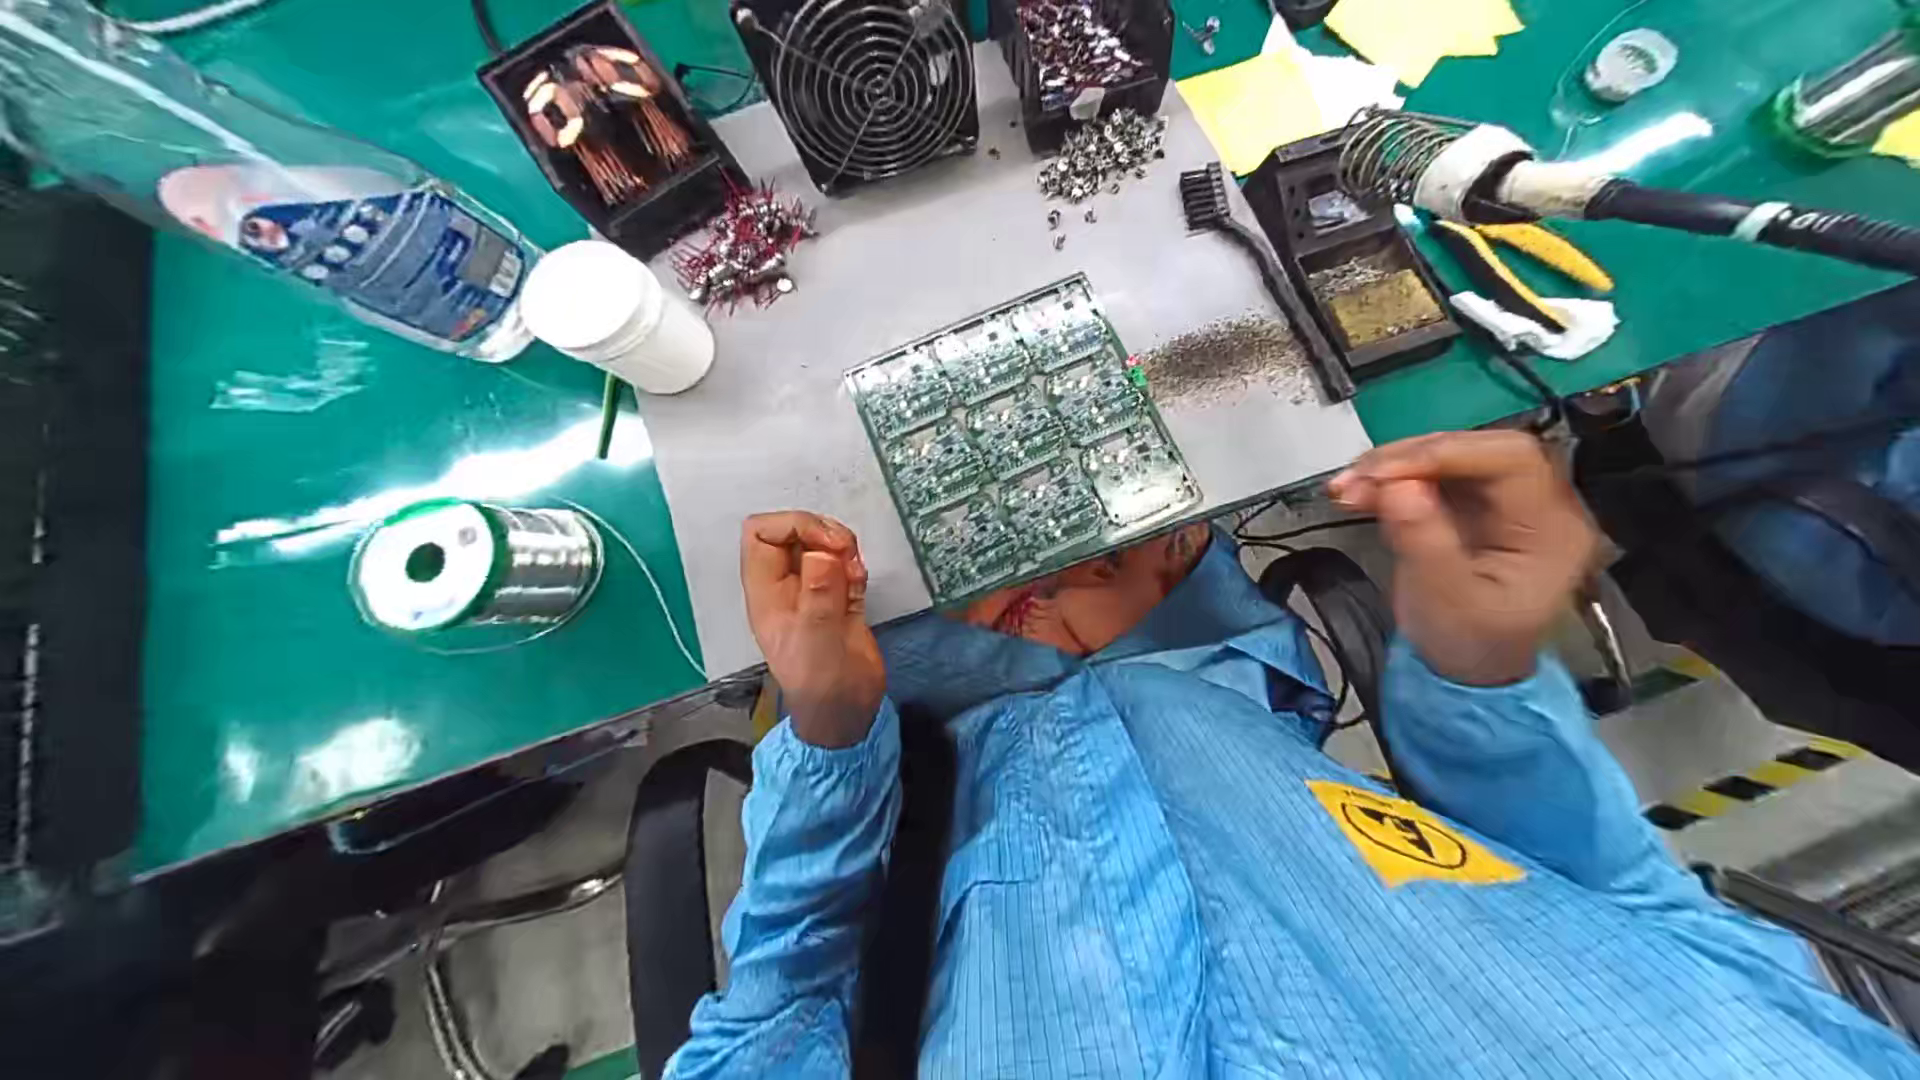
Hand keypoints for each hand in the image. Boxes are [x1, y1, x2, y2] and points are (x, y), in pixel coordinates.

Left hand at [740, 511, 885, 746]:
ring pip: (821, 545)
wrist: (848, 712)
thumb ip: (819, 594)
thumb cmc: (823, 681)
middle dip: (823, 533)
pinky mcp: (840, 598)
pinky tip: (861, 584)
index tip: (827, 546)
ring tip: (855, 572)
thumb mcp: (818, 639)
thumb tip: (821, 552)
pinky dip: (855, 566)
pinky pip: (844, 565)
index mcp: (767, 591)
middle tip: (847, 553)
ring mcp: (814, 591)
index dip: (793, 526)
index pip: (762, 533)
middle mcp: (787, 585)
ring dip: (843, 548)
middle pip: (794, 532)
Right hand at [1327, 431, 1596, 685]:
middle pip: (1475, 450)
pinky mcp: (1462, 507)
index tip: (1382, 473)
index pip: (1510, 460)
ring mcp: (1495, 503)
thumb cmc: (1467, 642)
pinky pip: (1424, 478)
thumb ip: (1424, 541)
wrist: (1463, 670)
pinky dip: (1385, 481)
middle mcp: (1531, 504)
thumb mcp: (1445, 599)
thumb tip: (1395, 487)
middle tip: (1353, 479)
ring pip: (1445, 459)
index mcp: (1550, 527)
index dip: (1446, 454)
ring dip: (1389, 466)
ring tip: (1343, 489)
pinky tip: (1353, 494)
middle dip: (1409, 457)